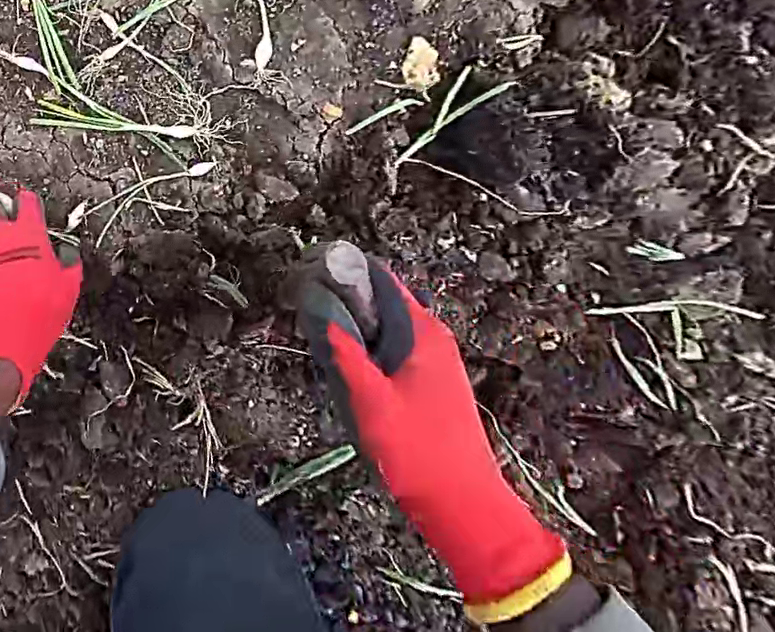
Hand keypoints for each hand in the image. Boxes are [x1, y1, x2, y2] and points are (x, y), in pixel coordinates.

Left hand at [0, 190, 81, 404]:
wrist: (6, 337)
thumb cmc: (42, 310)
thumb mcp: (68, 286)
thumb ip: (68, 263)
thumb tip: (67, 254)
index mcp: (31, 235)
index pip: (27, 203)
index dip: (28, 200)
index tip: (29, 202)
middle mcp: (4, 238)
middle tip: (3, 210)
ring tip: (1, 240)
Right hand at [318, 263, 568, 622]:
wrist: (465, 507)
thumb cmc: (419, 454)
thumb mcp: (371, 402)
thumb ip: (345, 354)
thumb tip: (320, 311)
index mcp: (421, 331)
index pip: (378, 276)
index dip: (343, 267)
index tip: (310, 268)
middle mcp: (431, 336)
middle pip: (380, 297)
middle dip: (343, 297)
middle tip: (308, 305)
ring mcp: (434, 357)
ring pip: (384, 322)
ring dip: (353, 323)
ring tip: (321, 333)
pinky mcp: (431, 378)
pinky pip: (392, 344)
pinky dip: (367, 344)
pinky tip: (347, 363)